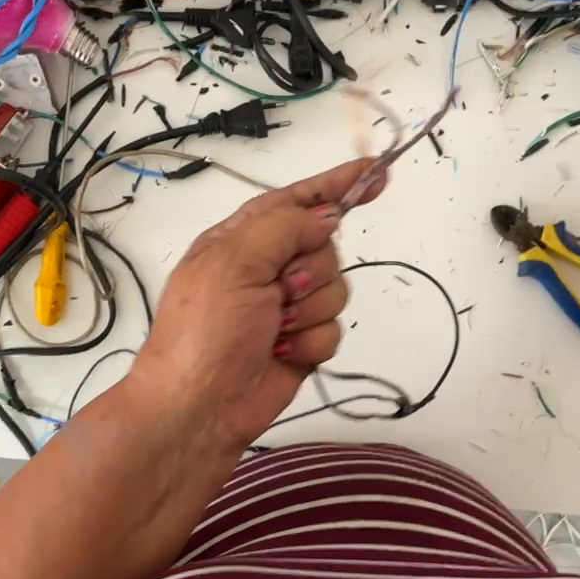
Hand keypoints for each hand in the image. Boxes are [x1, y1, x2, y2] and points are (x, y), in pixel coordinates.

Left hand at [125, 158, 386, 450]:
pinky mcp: (304, 342)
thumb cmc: (205, 329)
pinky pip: (334, 329)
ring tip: (275, 331)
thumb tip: (328, 217)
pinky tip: (284, 354)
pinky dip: (311, 343)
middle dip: (310, 271)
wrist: (202, 405)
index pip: (298, 201)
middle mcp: (269, 268)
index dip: (337, 186)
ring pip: (336, 289)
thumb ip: (283, 227)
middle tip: (279, 293)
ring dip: (309, 312)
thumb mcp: (233, 261)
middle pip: (325, 247)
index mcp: (243, 238)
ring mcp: (288, 307)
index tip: (377, 173)